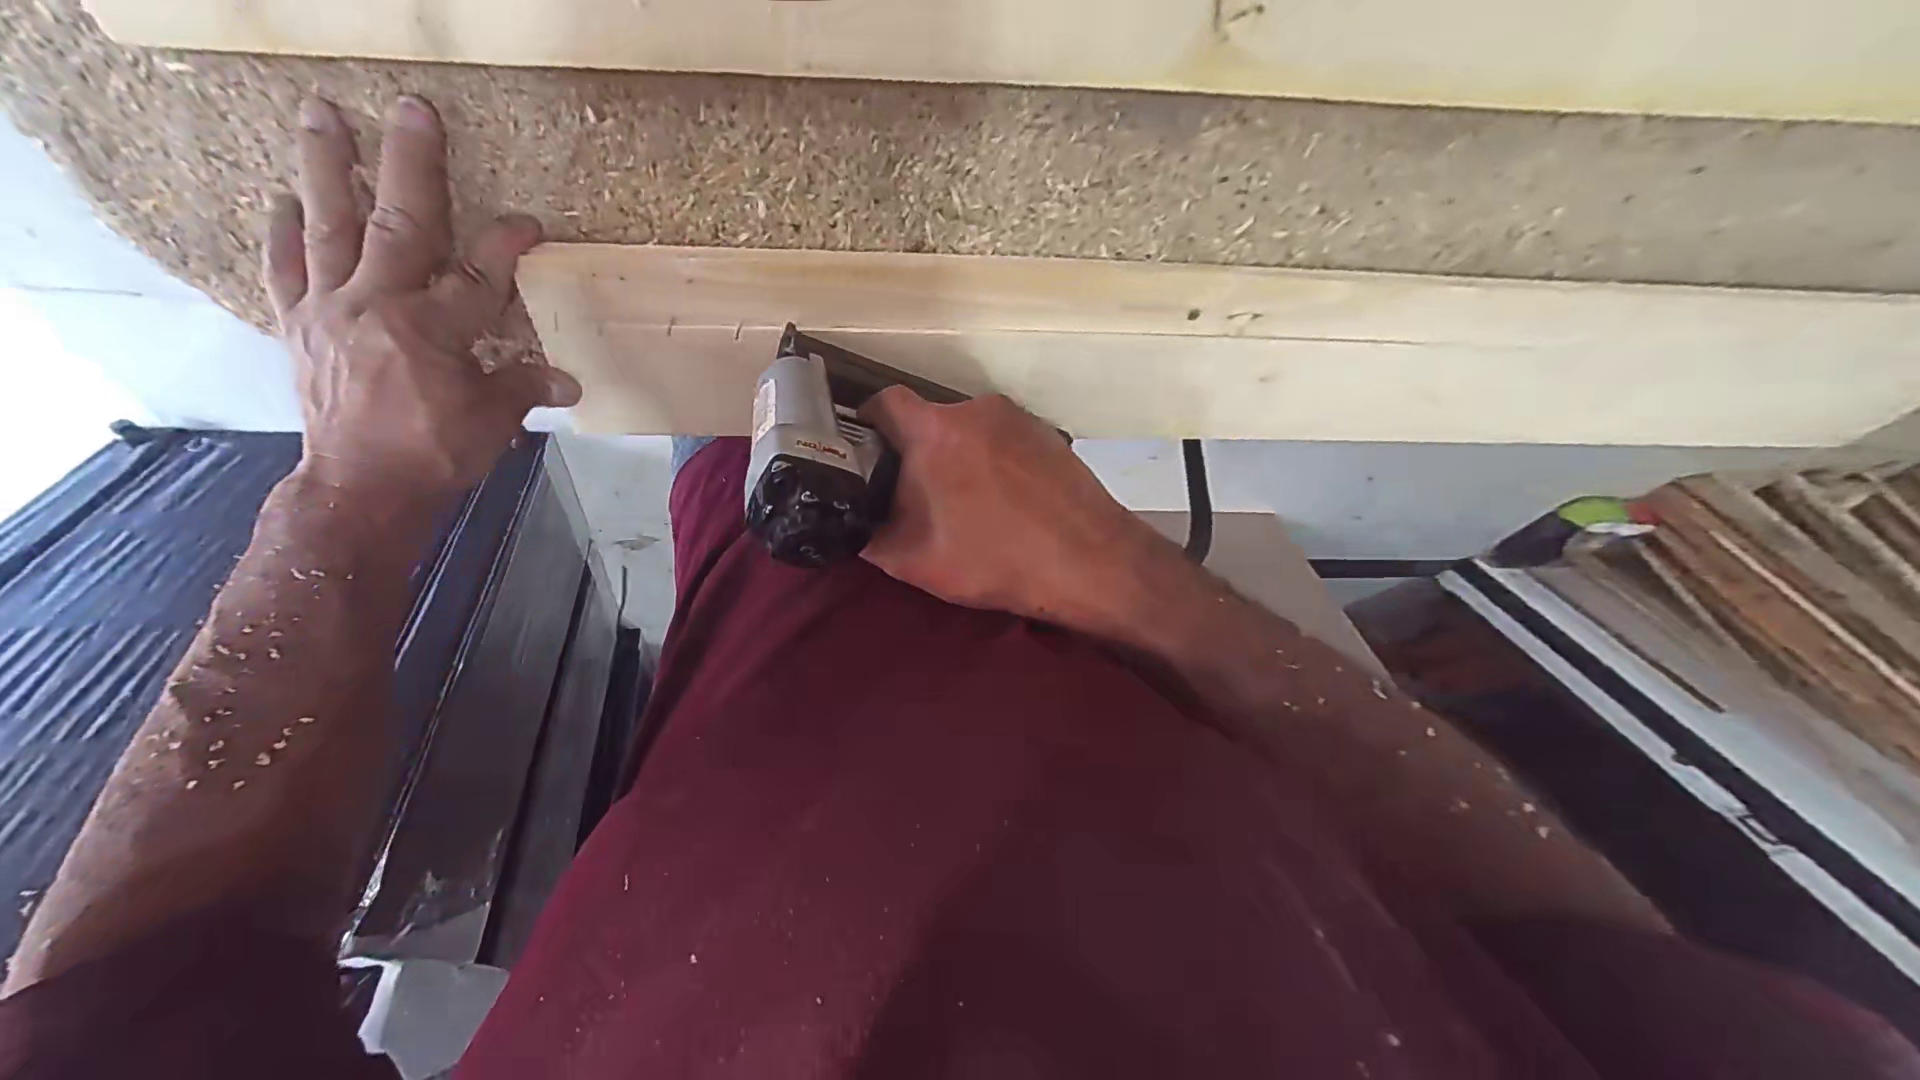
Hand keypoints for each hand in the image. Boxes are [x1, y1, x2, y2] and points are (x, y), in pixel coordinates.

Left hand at [265, 95, 580, 504]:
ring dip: (329, 169)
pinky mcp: (300, 326)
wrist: (362, 488)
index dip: (508, 245)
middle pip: (400, 224)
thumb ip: (525, 386)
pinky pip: (287, 268)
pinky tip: (286, 200)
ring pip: (330, 227)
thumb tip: (568, 382)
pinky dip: (285, 232)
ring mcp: (329, 310)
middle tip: (413, 111)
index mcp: (432, 330)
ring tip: (324, 117)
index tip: (530, 224)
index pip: (479, 274)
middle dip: (412, 166)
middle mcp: (377, 305)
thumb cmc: (435, 455)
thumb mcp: (494, 420)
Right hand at [859, 389, 1174, 627]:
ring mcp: (1017, 419)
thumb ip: (872, 537)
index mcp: (935, 432)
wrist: (1090, 563)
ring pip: (968, 432)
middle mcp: (976, 411)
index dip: (868, 423)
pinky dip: (994, 462)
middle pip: (928, 421)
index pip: (884, 402)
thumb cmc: (998, 560)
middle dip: (918, 454)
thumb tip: (856, 523)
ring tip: (970, 506)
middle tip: (920, 496)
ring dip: (959, 459)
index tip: (867, 449)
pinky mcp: (1047, 434)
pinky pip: (1003, 440)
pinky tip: (1006, 503)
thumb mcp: (916, 561)